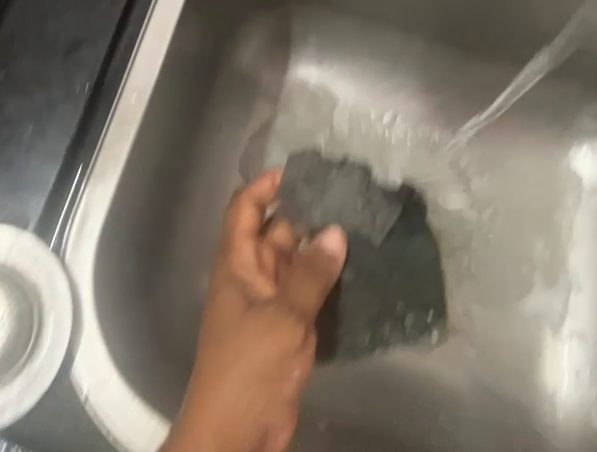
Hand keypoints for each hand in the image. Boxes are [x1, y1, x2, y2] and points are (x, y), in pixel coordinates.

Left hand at [164, 170, 347, 451]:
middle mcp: (251, 277)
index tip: (298, 171)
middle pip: (275, 233)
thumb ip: (310, 275)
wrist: (236, 433)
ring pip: (295, 264)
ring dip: (320, 249)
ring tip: (360, 225)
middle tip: (347, 196)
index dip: (264, 187)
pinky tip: (357, 270)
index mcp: (236, 264)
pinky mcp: (286, 331)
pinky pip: (306, 295)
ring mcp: (269, 305)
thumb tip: (336, 230)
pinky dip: (326, 282)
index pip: (244, 210)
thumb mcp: (282, 317)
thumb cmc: (248, 367)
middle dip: (305, 215)